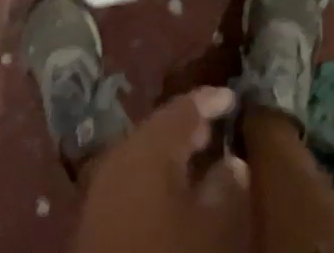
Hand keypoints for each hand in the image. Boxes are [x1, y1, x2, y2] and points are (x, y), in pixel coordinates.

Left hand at [73, 86, 251, 252]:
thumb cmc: (166, 250)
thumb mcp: (209, 227)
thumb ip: (226, 188)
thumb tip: (234, 162)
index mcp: (149, 145)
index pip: (183, 108)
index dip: (209, 100)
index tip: (232, 95)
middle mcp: (123, 150)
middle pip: (161, 126)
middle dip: (191, 123)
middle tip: (220, 122)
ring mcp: (106, 177)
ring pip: (146, 148)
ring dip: (174, 147)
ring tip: (202, 150)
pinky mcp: (99, 203)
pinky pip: (135, 168)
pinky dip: (158, 167)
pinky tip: (175, 183)